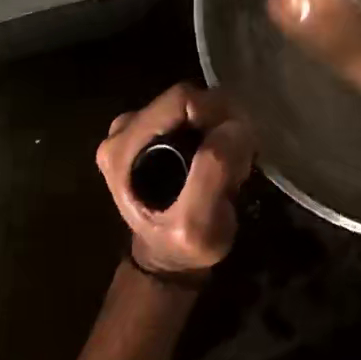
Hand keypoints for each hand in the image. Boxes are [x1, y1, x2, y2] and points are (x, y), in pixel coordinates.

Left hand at [96, 83, 254, 274]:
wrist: (169, 261)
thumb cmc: (182, 246)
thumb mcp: (200, 223)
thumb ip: (213, 172)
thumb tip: (233, 126)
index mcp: (123, 147)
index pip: (182, 99)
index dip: (216, 114)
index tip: (236, 145)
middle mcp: (123, 130)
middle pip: (189, 98)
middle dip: (221, 122)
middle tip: (236, 157)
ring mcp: (136, 129)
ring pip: (195, 104)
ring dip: (221, 126)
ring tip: (228, 160)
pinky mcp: (152, 131)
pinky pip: (193, 114)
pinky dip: (213, 129)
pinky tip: (219, 155)